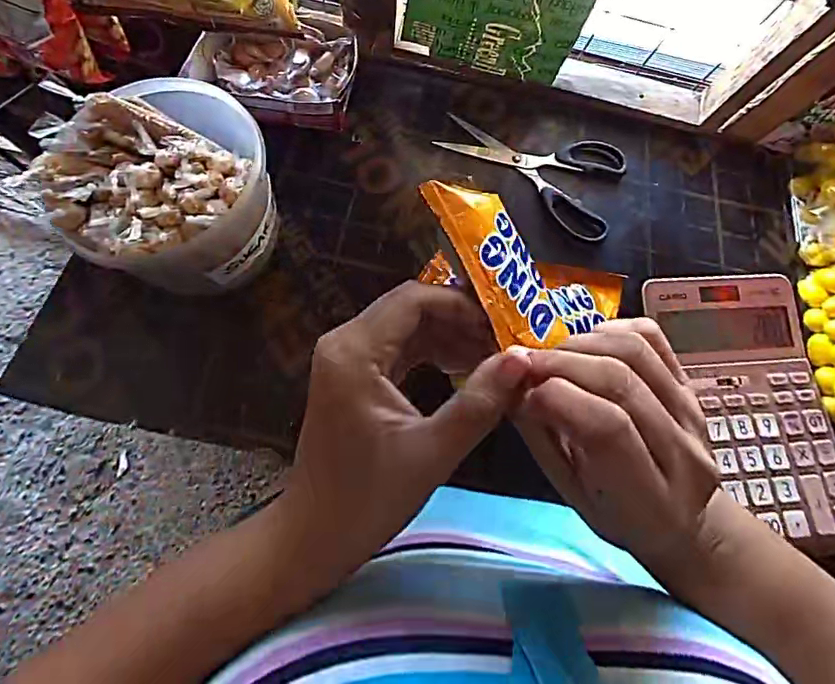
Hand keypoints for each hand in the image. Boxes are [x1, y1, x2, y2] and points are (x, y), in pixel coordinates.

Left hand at [282, 281, 530, 575]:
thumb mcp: (432, 451)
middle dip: (458, 319)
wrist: (313, 536)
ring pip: (404, 326)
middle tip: (505, 339)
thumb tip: (521, 360)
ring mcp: (344, 357)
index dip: (461, 304)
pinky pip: (395, 347)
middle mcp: (344, 341)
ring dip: (446, 335)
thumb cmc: (367, 497)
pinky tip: (463, 367)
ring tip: (493, 355)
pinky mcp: (350, 374)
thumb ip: (479, 402)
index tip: (503, 322)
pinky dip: (429, 352)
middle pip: (408, 307)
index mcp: (354, 350)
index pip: (413, 299)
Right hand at [514, 318, 721, 569]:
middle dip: (560, 362)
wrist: (681, 519)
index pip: (606, 428)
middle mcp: (682, 452)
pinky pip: (651, 336)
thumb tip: (512, 383)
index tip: (522, 391)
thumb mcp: (568, 491)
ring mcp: (692, 412)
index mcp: (650, 498)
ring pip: (634, 350)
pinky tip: (587, 344)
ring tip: (553, 355)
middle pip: (619, 380)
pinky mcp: (690, 383)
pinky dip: (612, 329)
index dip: (556, 396)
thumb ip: (540, 436)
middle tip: (525, 363)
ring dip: (581, 342)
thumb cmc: (614, 512)